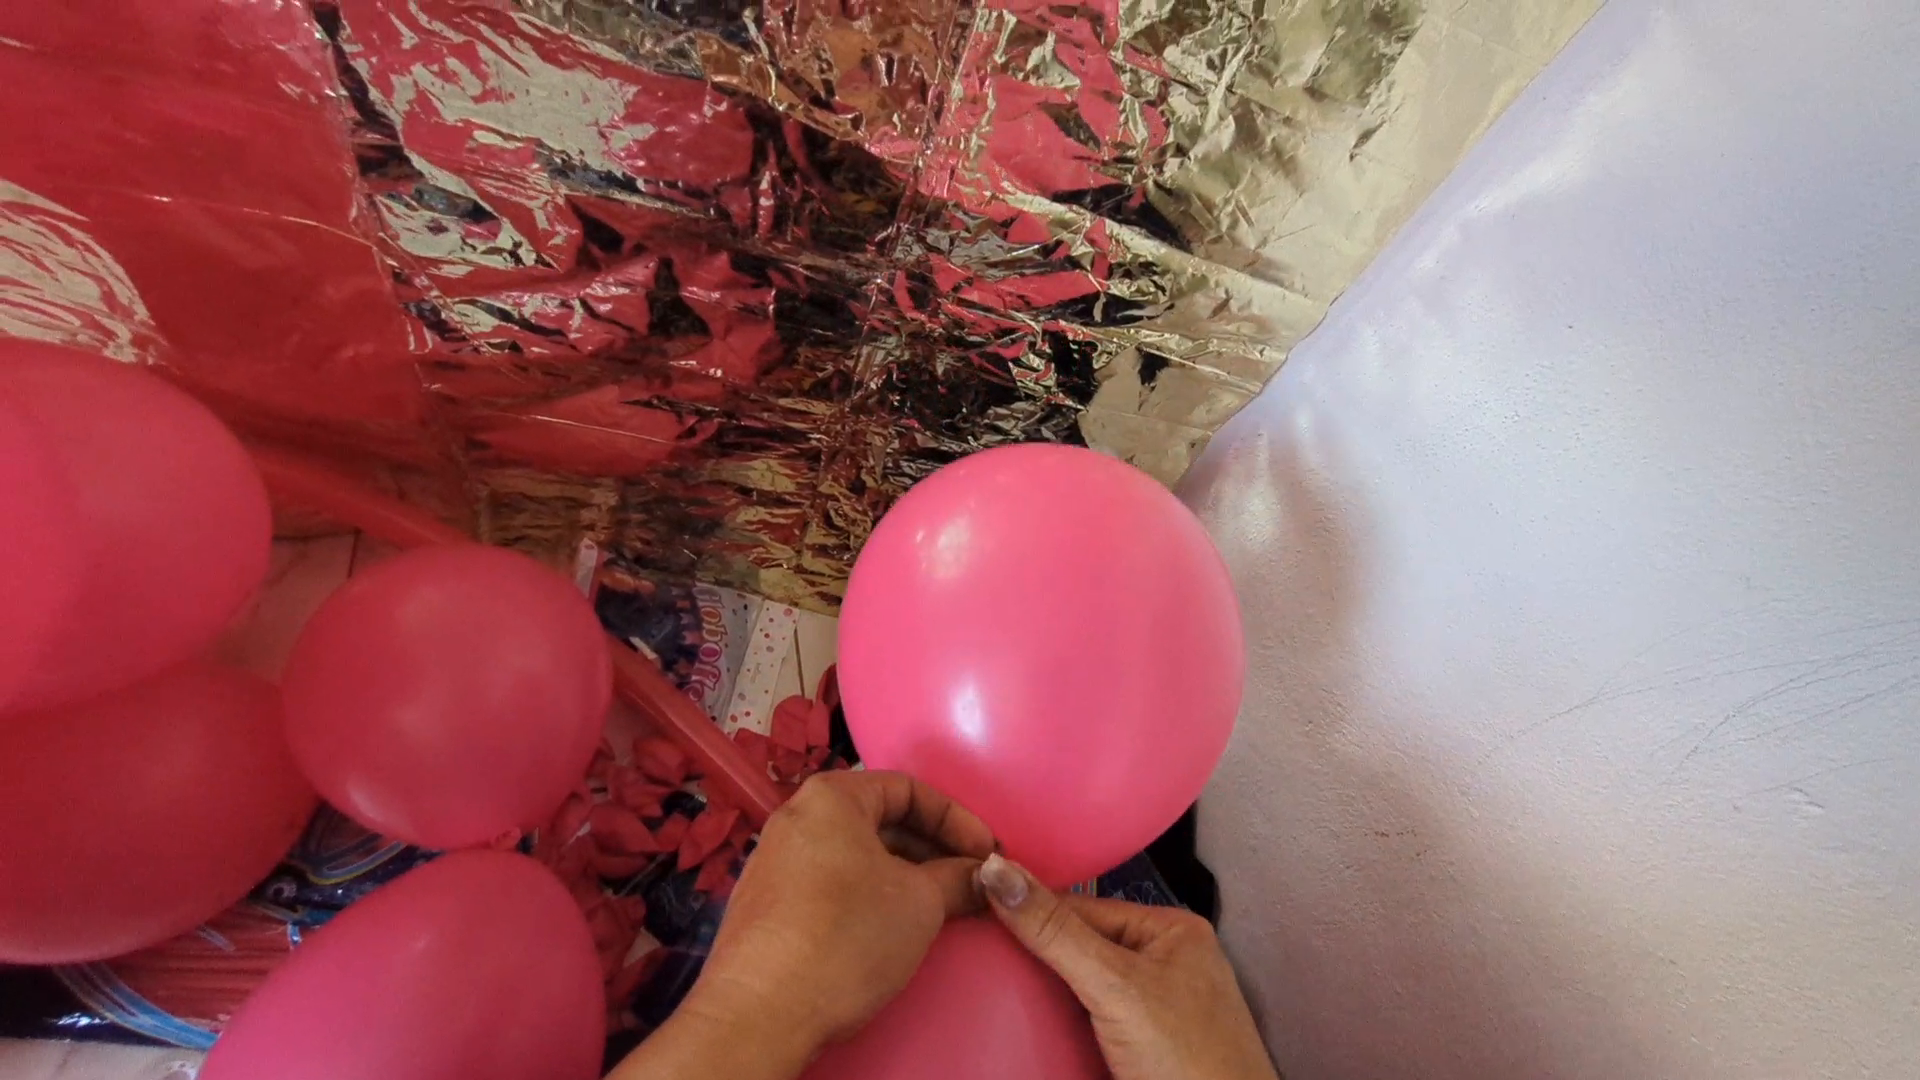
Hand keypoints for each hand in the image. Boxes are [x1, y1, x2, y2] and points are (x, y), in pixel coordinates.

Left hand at [611, 770, 994, 1079]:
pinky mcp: (765, 901)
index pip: (908, 789)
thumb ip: (957, 878)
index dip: (956, 819)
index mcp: (832, 796)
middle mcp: (797, 815)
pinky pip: (830, 879)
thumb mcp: (919, 903)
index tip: (987, 852)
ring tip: (939, 904)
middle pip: (880, 818)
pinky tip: (890, 924)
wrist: (758, 1014)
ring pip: (855, 852)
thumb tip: (982, 875)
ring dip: (903, 872)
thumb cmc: (847, 935)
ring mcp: (775, 859)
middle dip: (931, 848)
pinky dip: (868, 891)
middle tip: (969, 880)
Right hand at [978, 853, 1280, 1079]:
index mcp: (1173, 930)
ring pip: (1084, 987)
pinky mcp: (1146, 1052)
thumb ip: (1054, 931)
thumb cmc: (1188, 1063)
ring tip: (994, 983)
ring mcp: (1158, 1012)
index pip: (1084, 907)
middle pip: (1083, 945)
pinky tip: (1028, 1023)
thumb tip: (996, 869)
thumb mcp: (1115, 988)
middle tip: (979, 949)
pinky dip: (1061, 1025)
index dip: (1032, 910)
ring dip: (1046, 993)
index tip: (977, 909)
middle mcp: (1167, 962)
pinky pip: (1091, 1023)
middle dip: (1038, 954)